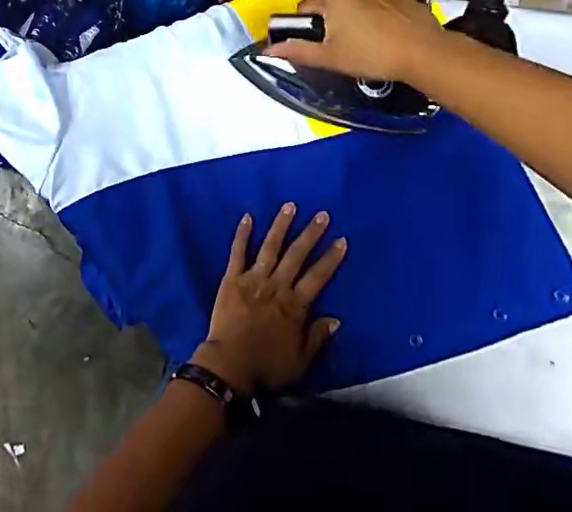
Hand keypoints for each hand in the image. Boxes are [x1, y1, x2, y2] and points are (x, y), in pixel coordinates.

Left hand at [191, 204, 347, 394]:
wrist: (230, 365)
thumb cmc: (267, 365)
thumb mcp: (301, 359)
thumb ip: (317, 336)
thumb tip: (336, 318)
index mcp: (295, 305)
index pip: (317, 277)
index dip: (330, 259)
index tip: (341, 240)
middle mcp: (276, 286)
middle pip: (296, 255)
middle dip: (311, 234)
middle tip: (322, 214)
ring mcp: (253, 279)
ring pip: (270, 247)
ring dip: (281, 225)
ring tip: (290, 206)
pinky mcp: (231, 278)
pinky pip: (237, 252)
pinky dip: (242, 234)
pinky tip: (248, 217)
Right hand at [264, 0, 445, 83]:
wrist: (425, 53)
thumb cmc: (372, 56)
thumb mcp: (331, 59)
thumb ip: (298, 52)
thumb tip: (268, 50)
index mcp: (333, 2)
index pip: (306, 6)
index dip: (305, 23)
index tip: (314, 40)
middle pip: (333, 4)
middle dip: (333, 21)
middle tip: (342, 46)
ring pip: (359, 3)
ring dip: (357, 17)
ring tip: (369, 41)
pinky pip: (383, 4)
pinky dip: (381, 16)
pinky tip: (389, 35)